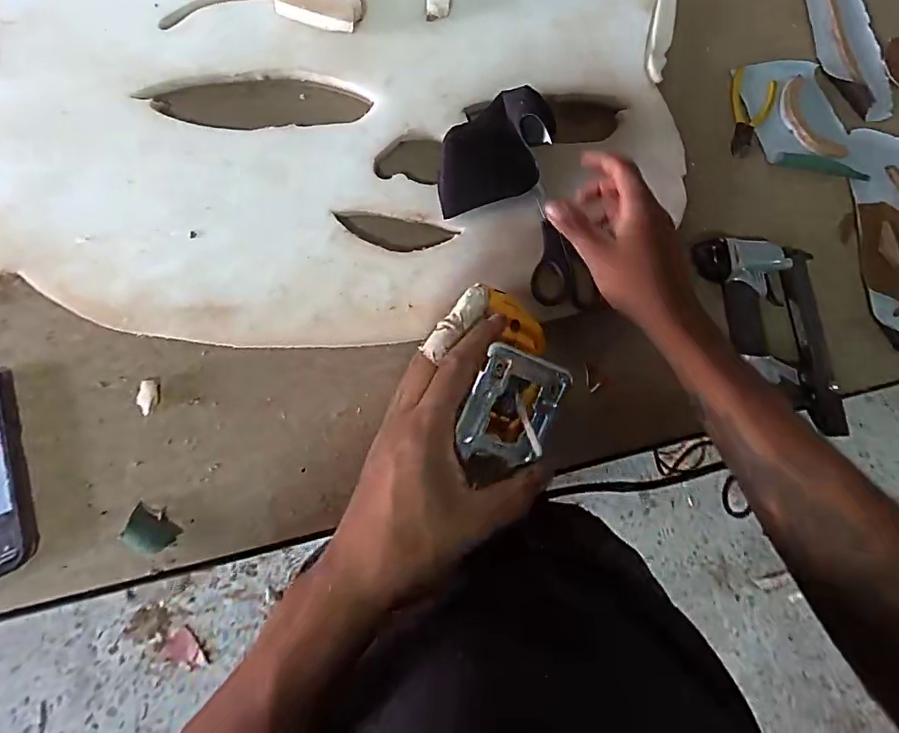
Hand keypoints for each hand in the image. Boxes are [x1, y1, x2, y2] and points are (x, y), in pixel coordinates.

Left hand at [323, 315, 546, 610]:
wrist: (353, 578)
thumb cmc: (412, 545)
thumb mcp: (474, 523)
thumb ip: (515, 494)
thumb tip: (544, 471)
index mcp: (424, 427)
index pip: (455, 368)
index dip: (479, 339)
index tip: (500, 319)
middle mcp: (402, 420)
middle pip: (427, 360)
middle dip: (457, 334)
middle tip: (485, 321)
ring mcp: (387, 432)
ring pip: (414, 376)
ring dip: (441, 354)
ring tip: (470, 348)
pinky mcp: (382, 448)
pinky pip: (409, 395)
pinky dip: (431, 378)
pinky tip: (447, 396)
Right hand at [544, 151, 697, 333]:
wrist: (671, 313)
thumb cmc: (634, 283)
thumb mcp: (597, 254)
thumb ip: (574, 227)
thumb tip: (552, 204)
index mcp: (640, 207)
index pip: (623, 169)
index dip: (601, 160)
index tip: (582, 161)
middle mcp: (655, 211)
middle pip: (628, 186)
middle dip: (600, 187)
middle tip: (578, 201)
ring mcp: (662, 228)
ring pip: (633, 205)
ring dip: (608, 206)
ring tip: (587, 223)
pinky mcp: (664, 244)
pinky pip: (640, 220)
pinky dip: (620, 220)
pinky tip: (606, 242)